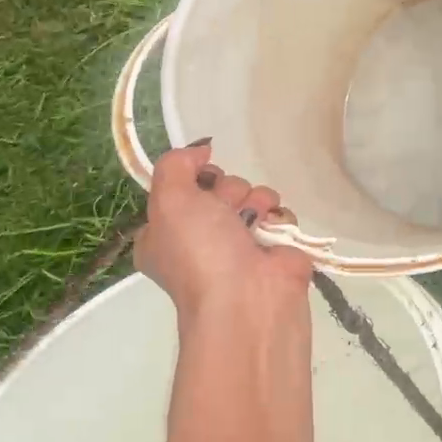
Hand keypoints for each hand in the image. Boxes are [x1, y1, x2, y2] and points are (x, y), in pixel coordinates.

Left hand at [134, 141, 312, 318]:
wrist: (247, 292)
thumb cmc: (201, 251)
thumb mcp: (171, 203)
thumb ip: (176, 166)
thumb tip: (200, 148)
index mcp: (164, 233)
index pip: (183, 186)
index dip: (196, 179)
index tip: (203, 183)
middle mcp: (198, 236)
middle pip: (222, 186)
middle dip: (230, 191)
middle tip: (228, 211)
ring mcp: (236, 241)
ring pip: (253, 194)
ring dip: (257, 202)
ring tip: (255, 223)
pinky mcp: (272, 242)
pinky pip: (277, 210)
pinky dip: (277, 216)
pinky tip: (273, 230)